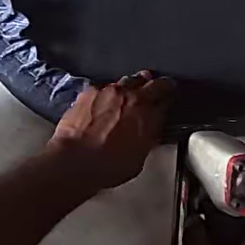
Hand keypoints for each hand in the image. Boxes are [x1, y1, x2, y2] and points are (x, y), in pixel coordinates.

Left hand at [44, 72, 174, 190]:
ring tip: (131, 92)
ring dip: (133, 85)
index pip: (166, 97)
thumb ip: (149, 136)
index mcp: (149, 113)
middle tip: (158, 87)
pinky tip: (105, 100)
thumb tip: (152, 130)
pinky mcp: (91, 91)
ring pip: (128, 80)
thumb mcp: (140, 157)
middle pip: (151, 82)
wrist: (75, 160)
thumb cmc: (107, 165)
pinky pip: (105, 86)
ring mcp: (110, 91)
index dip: (169, 97)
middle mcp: (132, 97)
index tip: (169, 98)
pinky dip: (109, 92)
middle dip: (156, 85)